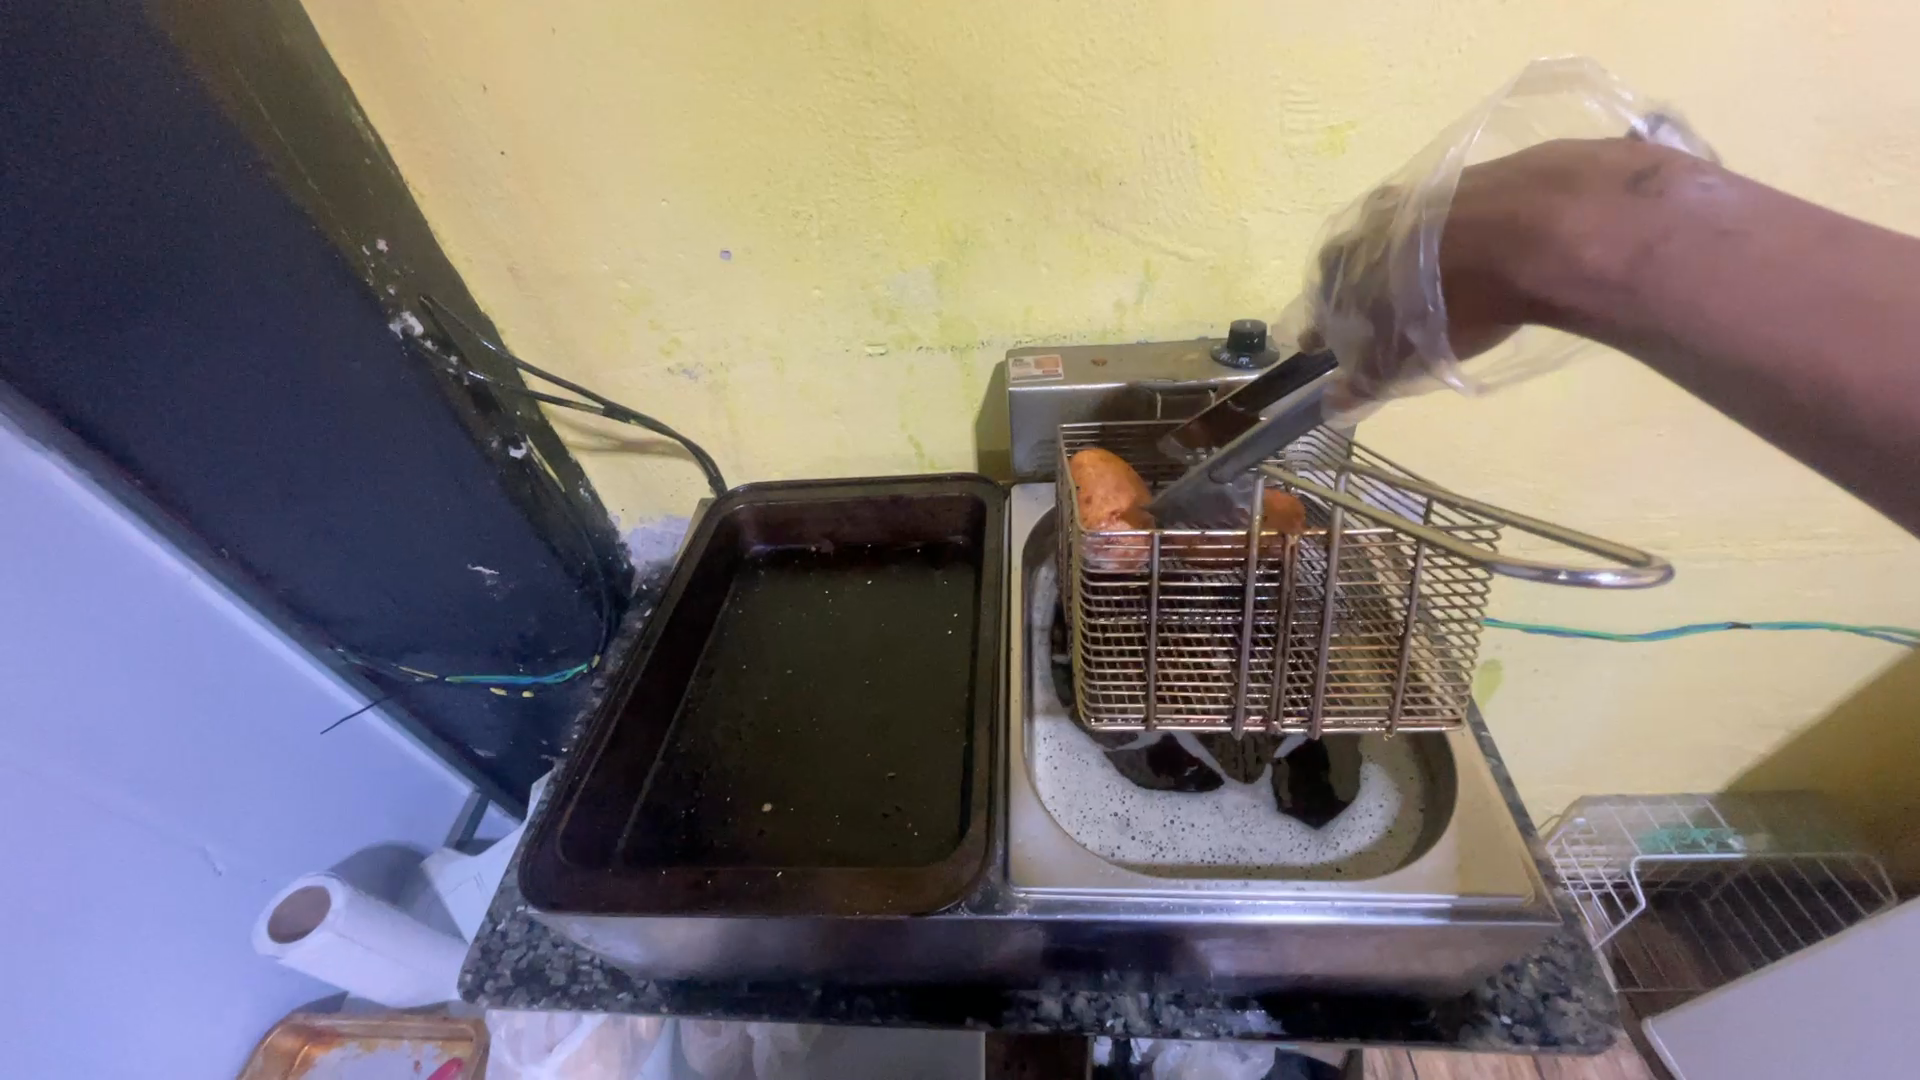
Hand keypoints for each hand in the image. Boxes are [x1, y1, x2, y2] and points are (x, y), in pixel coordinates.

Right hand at [1298, 138, 1701, 412]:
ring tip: (1439, 281)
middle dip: (1363, 285)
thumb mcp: (1403, 360)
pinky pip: (1454, 209)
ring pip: (1402, 231)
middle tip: (1387, 311)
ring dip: (1411, 254)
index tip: (1329, 346)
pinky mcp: (1476, 172)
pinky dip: (1461, 230)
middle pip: (1355, 260)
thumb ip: (1364, 382)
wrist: (1539, 230)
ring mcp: (1423, 193)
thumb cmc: (1452, 306)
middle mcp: (1369, 224)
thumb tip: (1333, 405)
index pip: (1318, 304)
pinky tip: (1485, 250)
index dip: (1324, 330)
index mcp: (1341, 269)